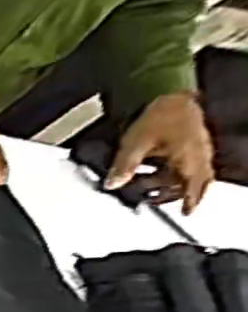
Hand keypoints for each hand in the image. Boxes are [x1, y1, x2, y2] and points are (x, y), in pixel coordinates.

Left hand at [105, 92, 214, 214]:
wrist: (169, 97)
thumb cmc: (158, 117)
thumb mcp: (135, 145)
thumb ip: (124, 167)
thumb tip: (113, 185)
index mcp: (190, 157)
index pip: (196, 185)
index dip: (192, 200)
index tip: (187, 213)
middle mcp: (198, 156)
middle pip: (190, 183)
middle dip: (171, 194)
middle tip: (148, 201)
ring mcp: (194, 150)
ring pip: (183, 175)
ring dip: (163, 184)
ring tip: (140, 189)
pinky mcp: (186, 146)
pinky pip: (178, 165)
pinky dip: (163, 173)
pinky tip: (145, 174)